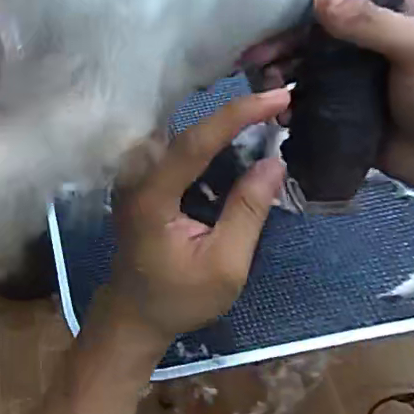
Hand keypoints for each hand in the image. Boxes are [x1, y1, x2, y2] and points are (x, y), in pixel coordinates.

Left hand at [98, 90, 289, 344]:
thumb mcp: (225, 265)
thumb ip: (248, 212)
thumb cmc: (178, 298)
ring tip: (266, 118)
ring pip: (183, 135)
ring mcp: (135, 177)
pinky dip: (210, 142)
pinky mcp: (143, 182)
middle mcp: (137, 177)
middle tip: (280, 105)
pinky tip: (237, 144)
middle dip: (235, 113)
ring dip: (223, 126)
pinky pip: (179, 149)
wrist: (133, 315)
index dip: (238, 114)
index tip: (279, 97)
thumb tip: (274, 163)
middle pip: (189, 130)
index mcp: (152, 196)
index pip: (196, 141)